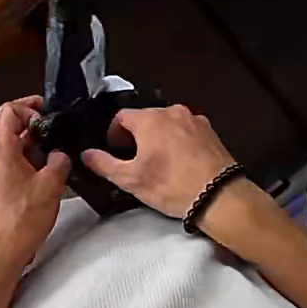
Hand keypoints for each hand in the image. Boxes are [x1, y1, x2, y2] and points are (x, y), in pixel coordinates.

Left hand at [0, 97, 70, 286]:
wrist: (4, 252)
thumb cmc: (19, 222)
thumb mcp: (50, 185)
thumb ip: (59, 161)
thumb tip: (61, 155)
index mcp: (3, 150)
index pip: (9, 110)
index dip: (30, 106)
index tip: (50, 111)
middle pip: (14, 126)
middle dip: (40, 125)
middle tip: (60, 131)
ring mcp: (1, 172)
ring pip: (20, 145)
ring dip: (41, 146)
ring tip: (61, 155)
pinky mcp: (7, 186)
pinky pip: (22, 163)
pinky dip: (38, 162)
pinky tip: (55, 175)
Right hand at [81, 105, 239, 219]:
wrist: (219, 195)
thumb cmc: (173, 186)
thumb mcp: (131, 180)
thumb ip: (104, 164)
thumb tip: (87, 155)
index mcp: (150, 119)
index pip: (121, 117)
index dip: (113, 134)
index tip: (115, 151)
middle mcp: (172, 112)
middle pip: (145, 119)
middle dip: (136, 137)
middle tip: (134, 161)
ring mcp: (194, 120)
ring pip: (166, 125)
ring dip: (158, 139)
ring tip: (158, 165)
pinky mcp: (209, 132)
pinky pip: (185, 131)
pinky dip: (178, 142)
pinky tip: (179, 164)